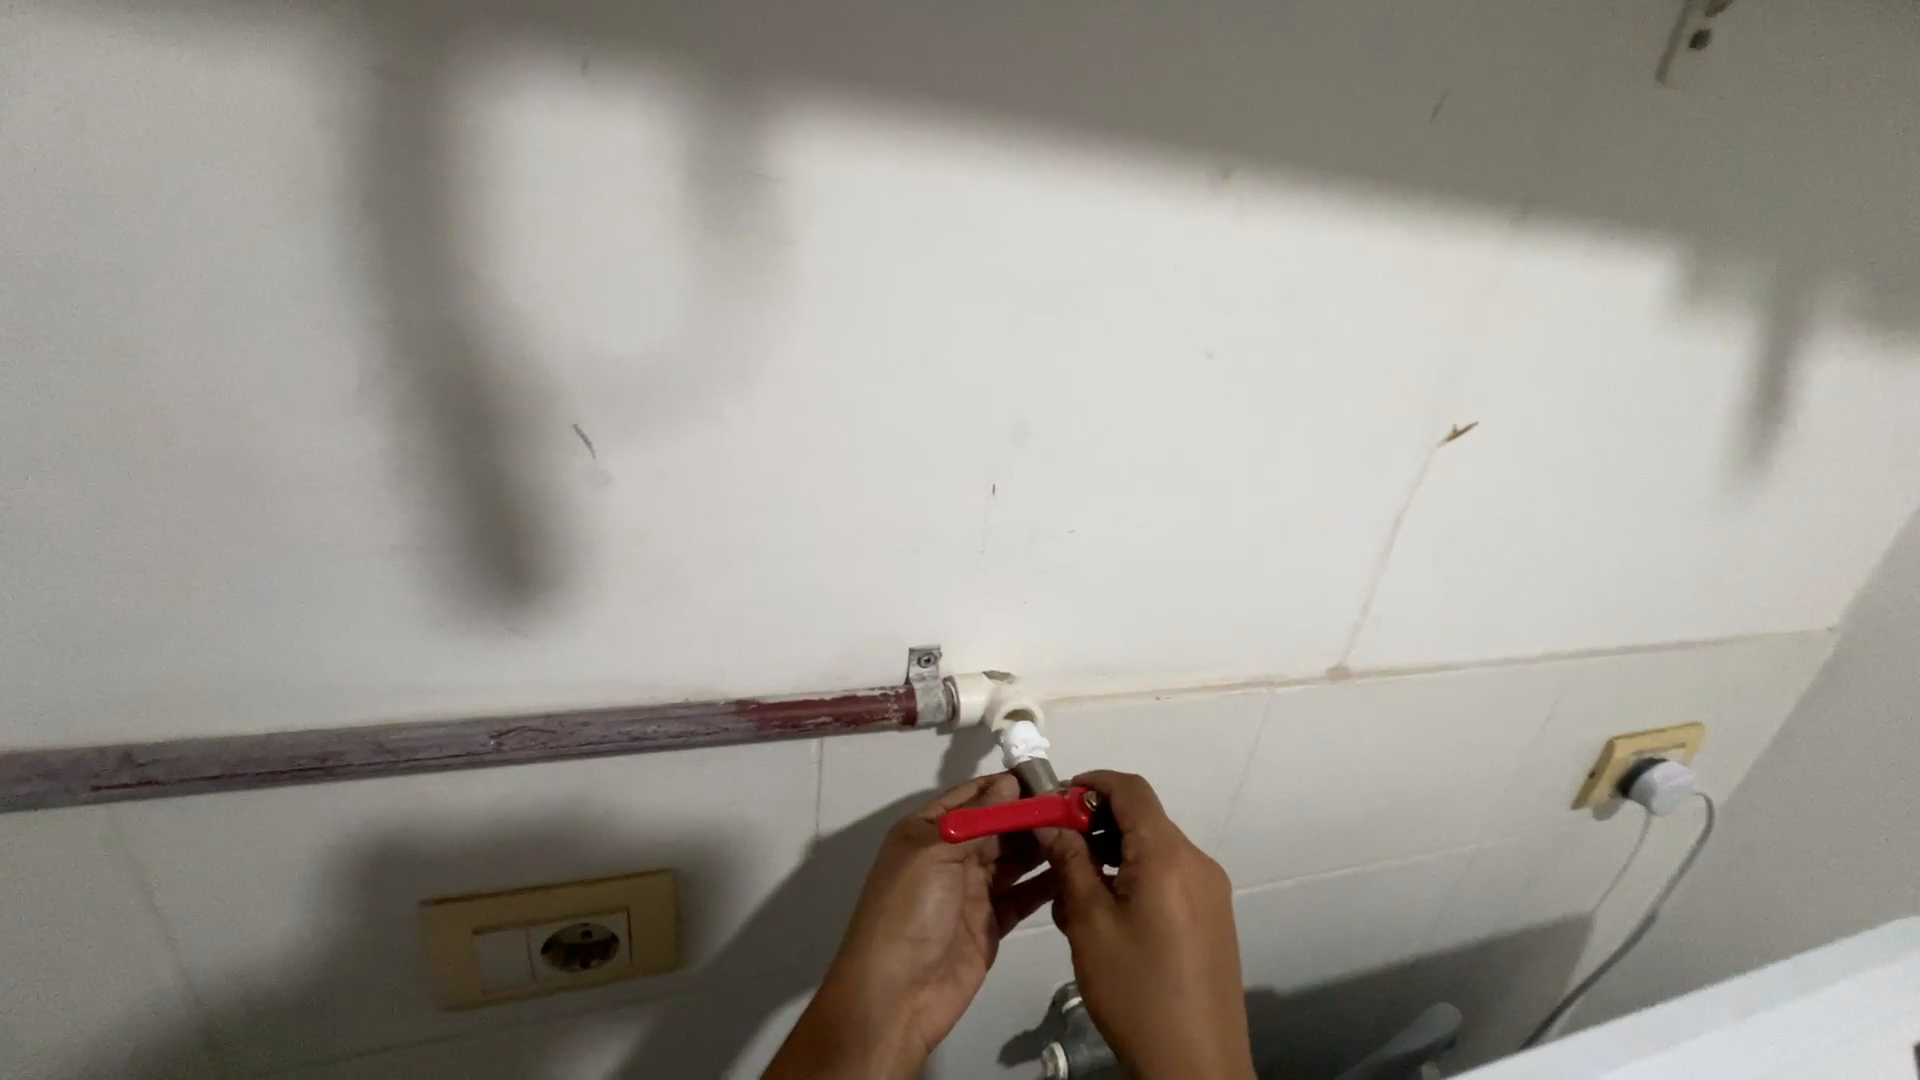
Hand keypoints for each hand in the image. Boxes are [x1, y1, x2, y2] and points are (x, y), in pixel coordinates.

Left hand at [765, 773, 1057, 1079]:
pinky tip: (1074, 869)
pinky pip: (1022, 894)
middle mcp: (950, 854)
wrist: (896, 996)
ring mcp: (971, 889)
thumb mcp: (935, 852)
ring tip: (1080, 832)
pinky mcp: (991, 922)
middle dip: (1030, 815)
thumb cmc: (909, 910)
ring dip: (1042, 845)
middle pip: (997, 826)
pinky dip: (1045, 882)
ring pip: (1013, 858)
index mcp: (927, 830)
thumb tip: (1009, 783)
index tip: (1046, 777)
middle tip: (1074, 807)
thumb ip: (977, 818)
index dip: (1005, 786)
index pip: (972, 796)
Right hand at [1040, 771, 1255, 1079]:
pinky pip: (1169, 877)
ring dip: (1113, 855)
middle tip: (1057, 853)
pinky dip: (1135, 878)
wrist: (1196, 1068)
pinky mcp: (1213, 917)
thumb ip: (1071, 863)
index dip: (1092, 783)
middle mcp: (1197, 862)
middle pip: (1143, 819)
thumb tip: (1051, 823)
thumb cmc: (1136, 991)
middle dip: (1096, 825)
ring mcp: (1210, 891)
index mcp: (1169, 855)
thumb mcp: (1090, 925)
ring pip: (1153, 850)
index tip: (1056, 800)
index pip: (1131, 789)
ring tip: (1075, 895)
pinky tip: (1108, 916)